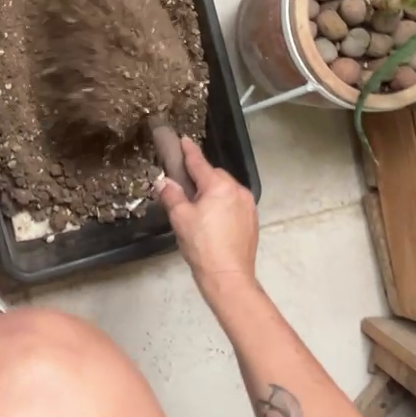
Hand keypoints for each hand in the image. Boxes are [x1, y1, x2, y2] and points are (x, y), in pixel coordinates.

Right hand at [155, 138, 258, 294]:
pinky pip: (234, 203)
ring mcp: (248, 206)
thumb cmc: (202, 245)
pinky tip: (212, 220)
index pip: (200, 163)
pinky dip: (222, 205)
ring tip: (198, 209)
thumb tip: (163, 181)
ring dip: (212, 193)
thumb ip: (172, 195)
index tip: (184, 140)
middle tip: (185, 190)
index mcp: (219, 186)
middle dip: (201, 178)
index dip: (189, 151)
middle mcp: (238, 191)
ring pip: (226, 190)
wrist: (228, 276)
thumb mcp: (180, 218)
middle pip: (215, 176)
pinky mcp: (252, 220)